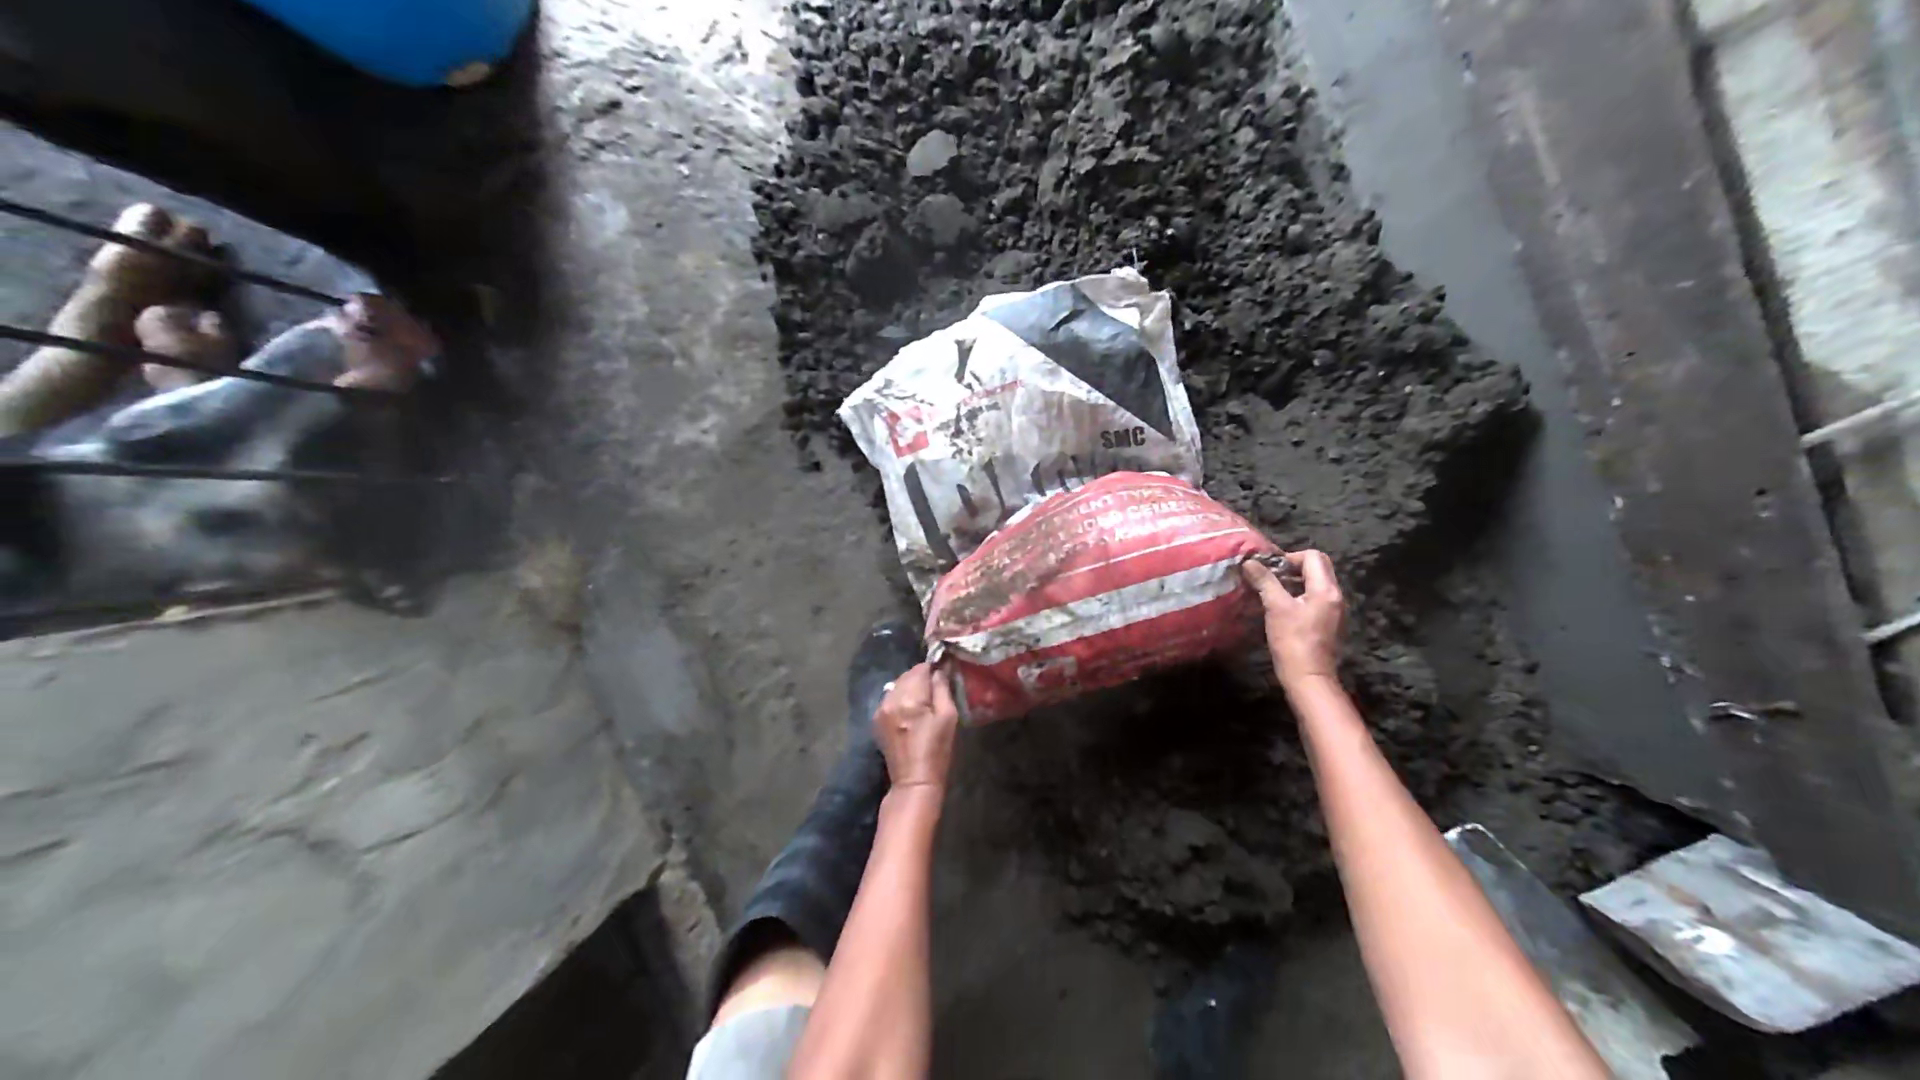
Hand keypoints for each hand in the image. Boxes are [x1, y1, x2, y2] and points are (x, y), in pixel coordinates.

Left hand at [873, 662, 960, 790]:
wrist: (914, 780)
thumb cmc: (937, 750)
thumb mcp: (948, 717)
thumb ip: (942, 688)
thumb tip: (939, 670)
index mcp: (910, 698)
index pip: (920, 669)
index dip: (933, 670)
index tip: (942, 677)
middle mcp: (890, 699)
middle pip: (906, 675)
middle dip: (920, 678)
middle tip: (934, 691)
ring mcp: (880, 709)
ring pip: (896, 685)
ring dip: (909, 688)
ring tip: (921, 703)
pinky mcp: (876, 720)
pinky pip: (889, 698)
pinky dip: (899, 699)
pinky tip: (908, 713)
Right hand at [1241, 550, 1344, 690]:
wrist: (1308, 677)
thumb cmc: (1293, 641)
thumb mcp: (1276, 607)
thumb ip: (1265, 581)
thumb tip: (1249, 562)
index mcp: (1326, 589)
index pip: (1312, 556)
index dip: (1289, 557)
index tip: (1269, 570)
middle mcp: (1335, 595)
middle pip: (1317, 567)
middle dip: (1292, 567)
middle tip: (1270, 578)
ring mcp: (1334, 610)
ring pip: (1315, 583)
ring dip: (1294, 582)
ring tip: (1272, 591)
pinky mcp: (1328, 622)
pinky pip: (1315, 598)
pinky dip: (1299, 596)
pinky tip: (1281, 608)